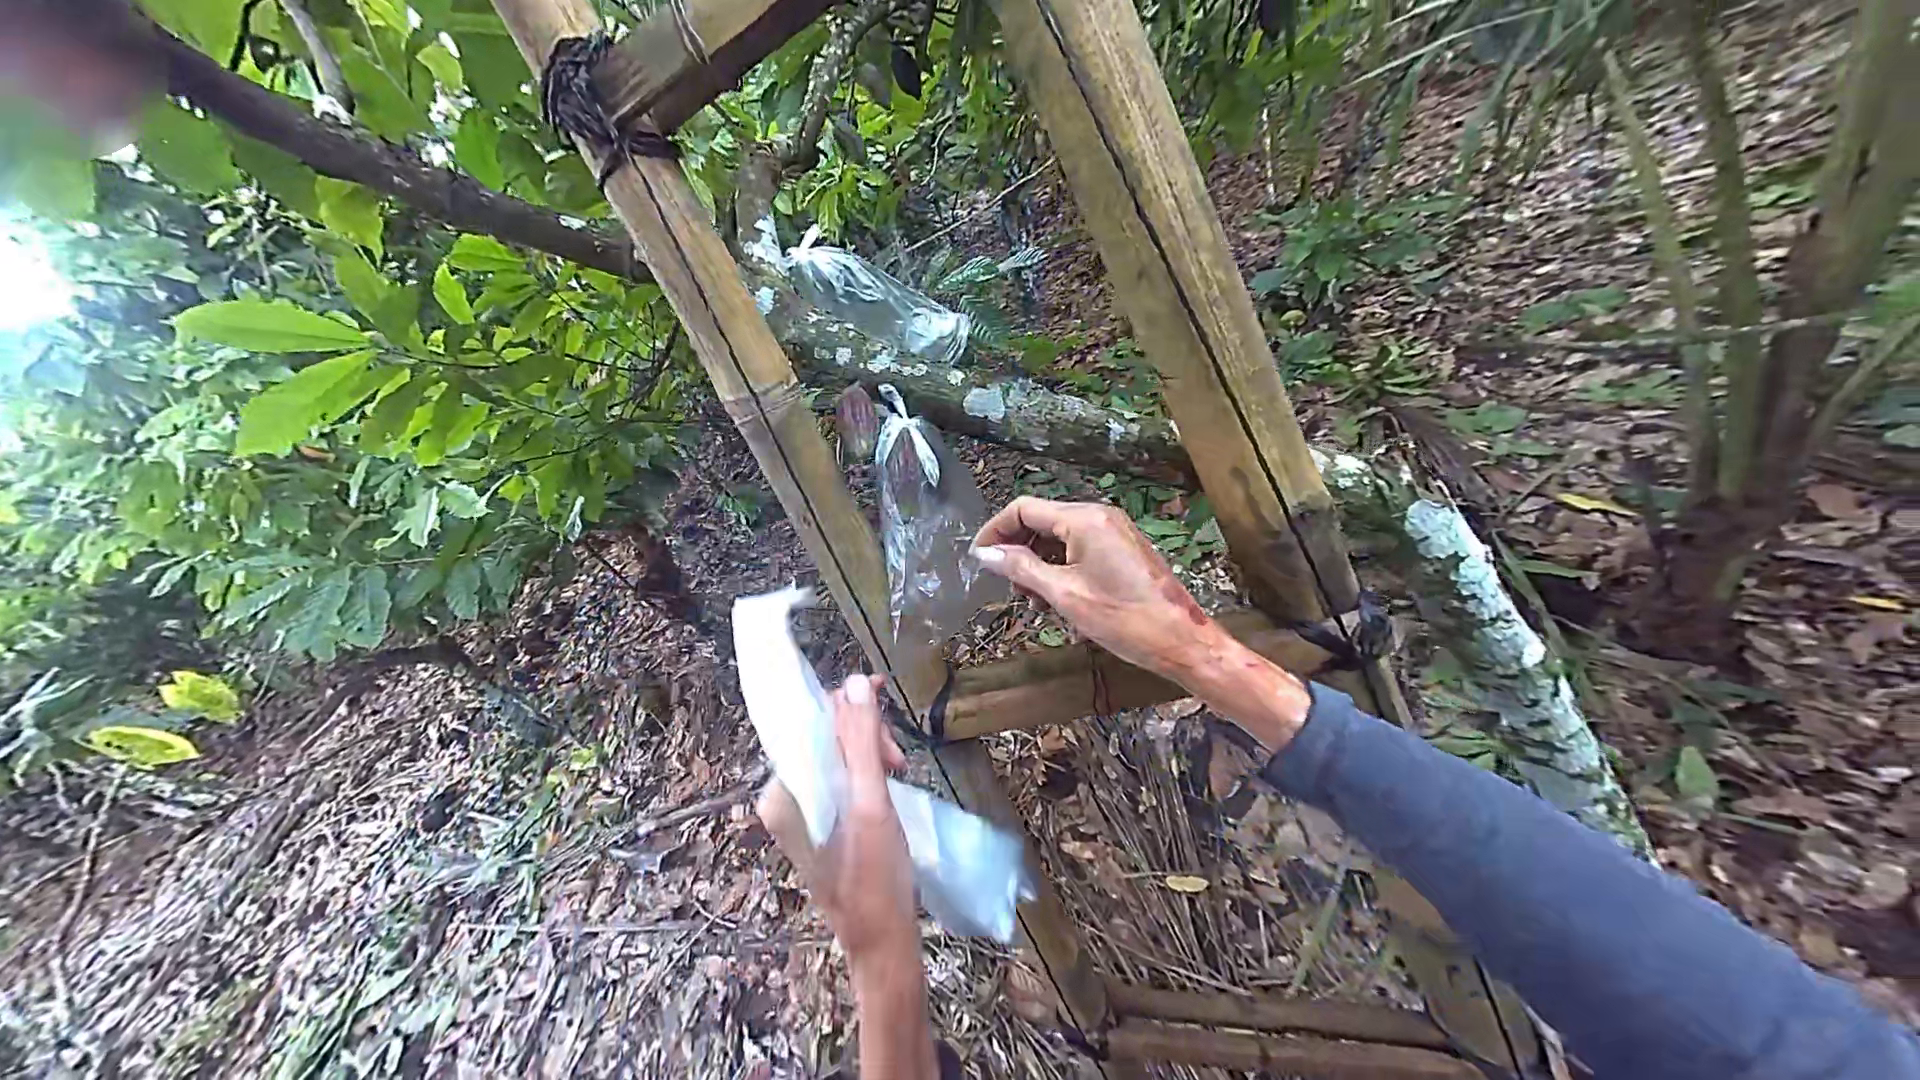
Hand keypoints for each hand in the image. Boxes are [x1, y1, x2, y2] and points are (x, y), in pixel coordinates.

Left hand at [756, 674, 917, 964]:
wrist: (883, 942)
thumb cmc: (876, 880)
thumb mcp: (872, 804)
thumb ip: (861, 742)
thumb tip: (853, 682)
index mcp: (784, 792)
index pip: (807, 721)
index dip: (846, 704)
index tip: (881, 696)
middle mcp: (785, 796)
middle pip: (824, 734)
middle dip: (863, 732)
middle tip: (896, 756)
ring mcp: (803, 807)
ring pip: (837, 750)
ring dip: (870, 748)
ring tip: (898, 767)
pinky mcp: (822, 816)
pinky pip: (842, 771)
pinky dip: (868, 766)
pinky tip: (889, 774)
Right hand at [971, 497, 1310, 751]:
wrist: (1182, 641)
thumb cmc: (1124, 619)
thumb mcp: (1064, 594)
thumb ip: (1021, 568)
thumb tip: (985, 554)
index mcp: (1084, 519)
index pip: (1023, 509)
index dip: (995, 531)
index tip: (978, 558)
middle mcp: (1099, 516)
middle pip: (1040, 520)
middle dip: (1017, 549)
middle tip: (1008, 586)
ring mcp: (1113, 530)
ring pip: (1058, 535)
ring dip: (1037, 561)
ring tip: (1032, 598)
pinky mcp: (1121, 548)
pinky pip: (1078, 547)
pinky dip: (1058, 566)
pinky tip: (1054, 595)